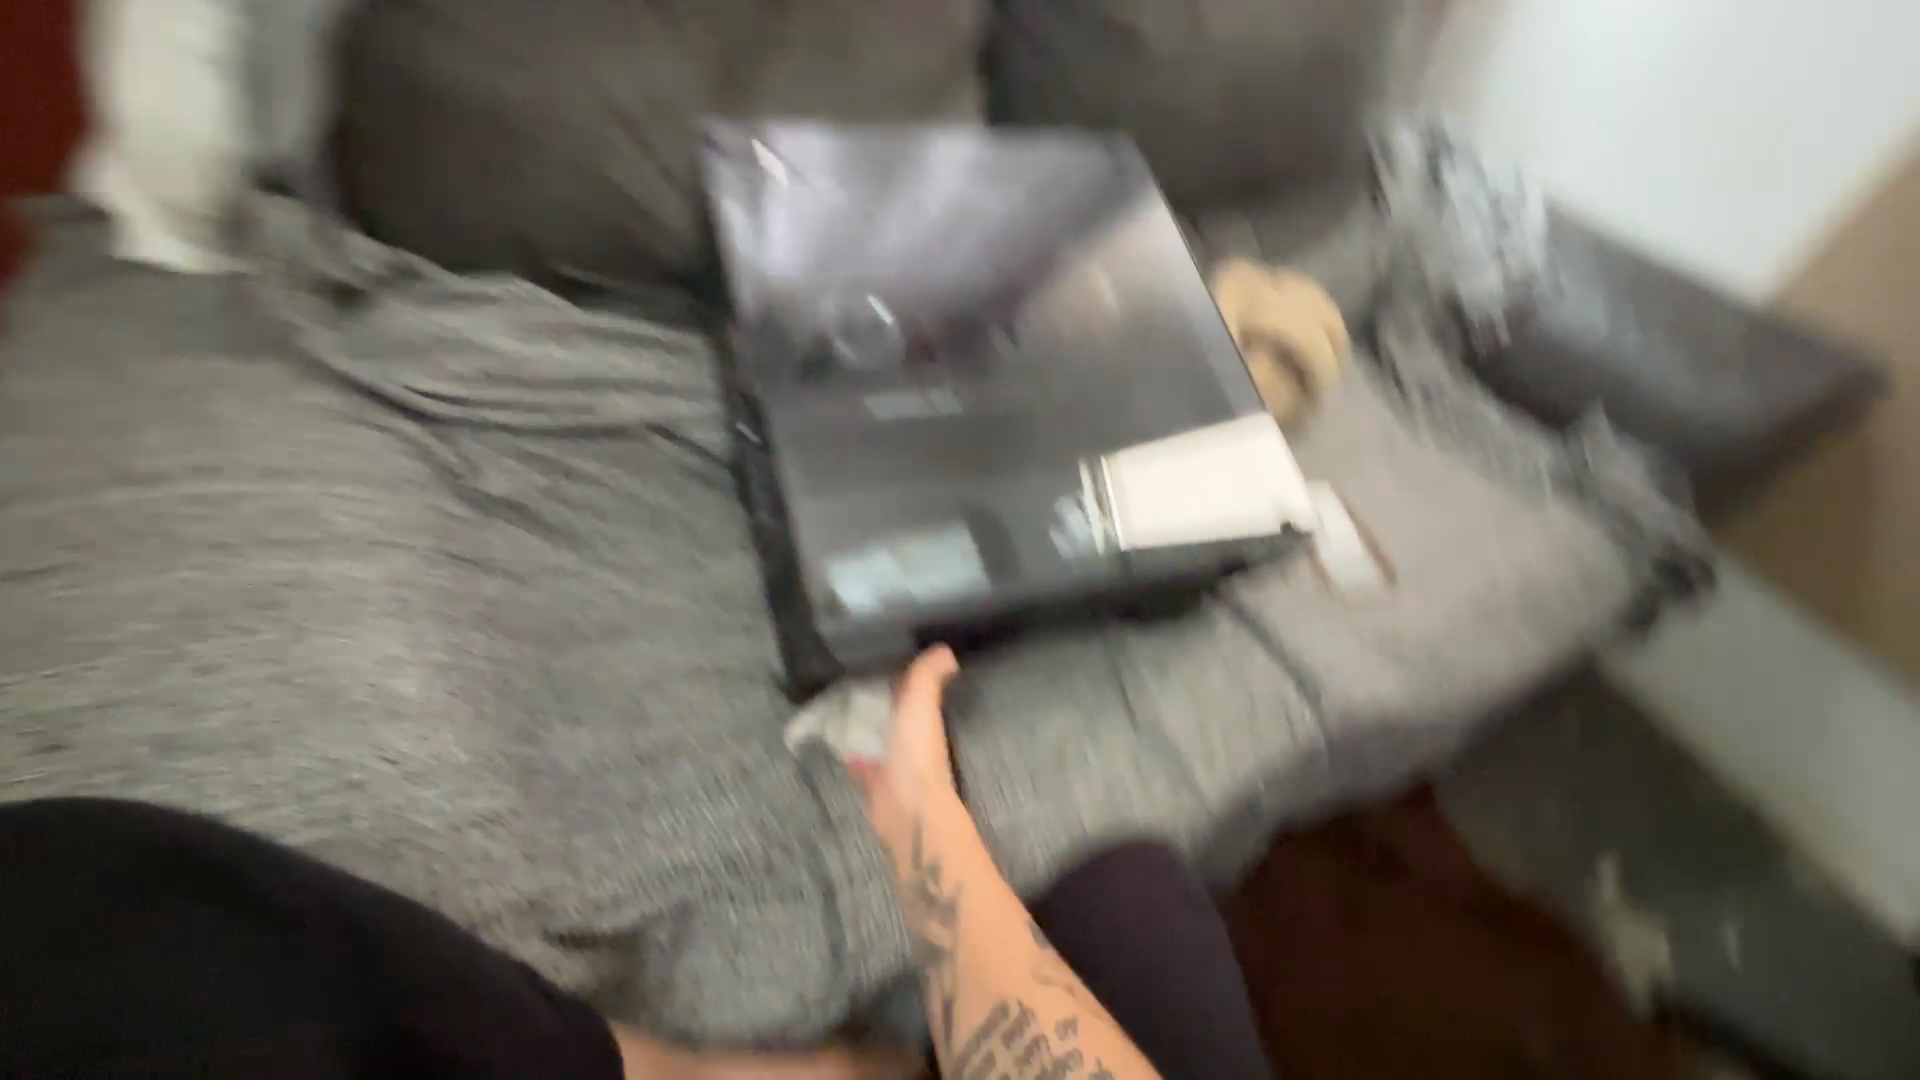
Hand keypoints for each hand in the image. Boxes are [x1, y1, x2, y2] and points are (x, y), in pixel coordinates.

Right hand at [847, 645, 960, 855]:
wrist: (906, 808)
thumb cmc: (917, 752)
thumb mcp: (922, 702)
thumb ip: (928, 675)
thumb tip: (946, 650)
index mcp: (925, 715)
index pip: (913, 685)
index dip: (899, 668)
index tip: (880, 648)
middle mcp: (911, 735)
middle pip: (891, 707)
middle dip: (876, 692)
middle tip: (848, 669)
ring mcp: (892, 758)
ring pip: (875, 731)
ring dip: (861, 718)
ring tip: (834, 695)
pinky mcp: (872, 778)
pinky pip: (858, 756)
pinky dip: (847, 747)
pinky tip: (829, 733)